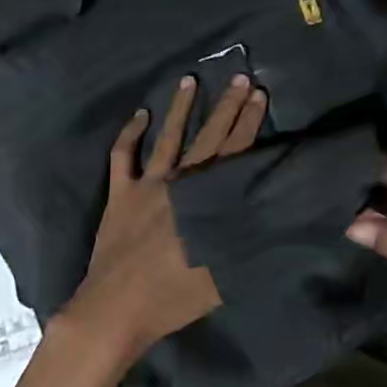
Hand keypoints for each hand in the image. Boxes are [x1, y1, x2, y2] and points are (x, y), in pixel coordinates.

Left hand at [61, 74, 267, 358]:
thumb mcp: (225, 272)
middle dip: (227, 105)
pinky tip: (140, 115)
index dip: (250, 122)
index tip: (259, 94)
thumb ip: (245, 238)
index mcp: (208, 199)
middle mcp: (181, 182)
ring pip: (168, 137)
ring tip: (189, 79)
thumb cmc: (175, 296)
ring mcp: (148, 184)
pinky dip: (130, 134)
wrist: (117, 309)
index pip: (236, 151)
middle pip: (208, 136)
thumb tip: (269, 213)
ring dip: (180, 108)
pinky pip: (123, 157)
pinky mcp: (121, 195)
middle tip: (239, 77)